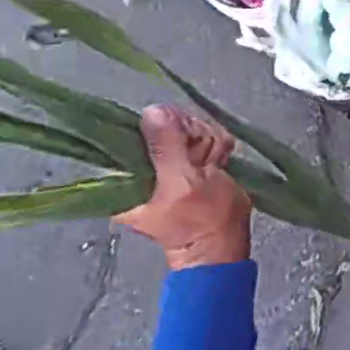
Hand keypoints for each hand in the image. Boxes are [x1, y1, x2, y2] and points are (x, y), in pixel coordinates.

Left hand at [114, 105, 251, 270]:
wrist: (224, 239)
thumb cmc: (199, 219)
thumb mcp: (181, 183)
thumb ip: (167, 147)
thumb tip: (152, 110)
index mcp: (125, 178)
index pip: (144, 131)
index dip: (171, 131)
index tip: (189, 145)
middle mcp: (144, 168)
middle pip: (174, 127)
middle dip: (198, 138)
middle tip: (204, 162)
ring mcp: (171, 164)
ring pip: (196, 130)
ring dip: (212, 143)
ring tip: (215, 166)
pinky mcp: (194, 162)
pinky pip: (210, 138)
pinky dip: (221, 147)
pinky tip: (221, 162)